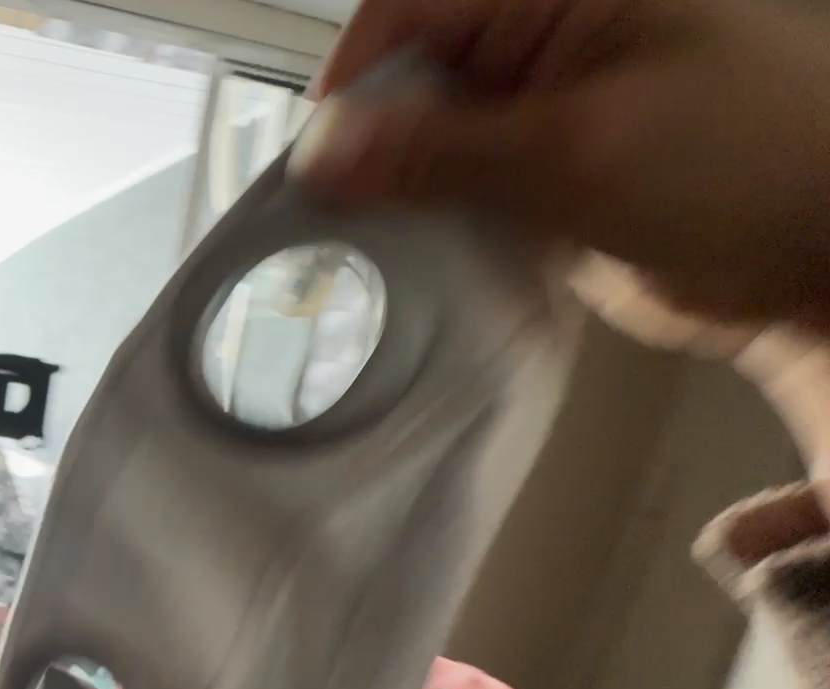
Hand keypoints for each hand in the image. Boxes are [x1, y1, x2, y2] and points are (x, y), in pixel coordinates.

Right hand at [291, 0, 829, 334]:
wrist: (815, 260)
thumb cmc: (731, 167)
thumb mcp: (571, 147)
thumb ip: (434, 150)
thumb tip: (314, 154)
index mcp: (558, 2)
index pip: (412, 9)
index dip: (351, 73)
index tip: (316, 156)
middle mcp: (531, 53)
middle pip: (402, 82)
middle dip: (358, 144)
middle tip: (325, 212)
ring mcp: (523, 123)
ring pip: (413, 146)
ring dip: (380, 193)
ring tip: (352, 242)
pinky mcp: (519, 185)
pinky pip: (438, 196)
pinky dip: (410, 225)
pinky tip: (393, 256)